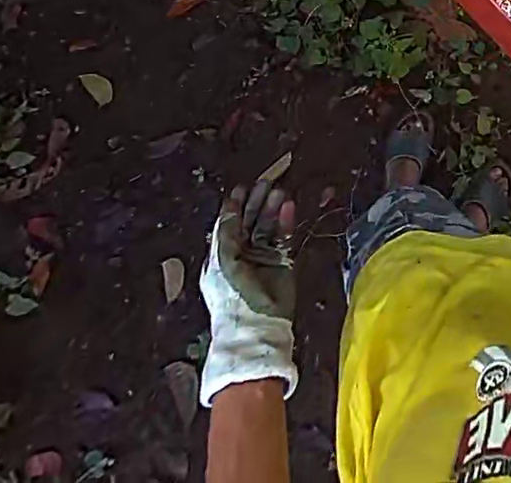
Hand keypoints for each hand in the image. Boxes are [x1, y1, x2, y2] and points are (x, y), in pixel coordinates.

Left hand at [198, 180, 297, 405]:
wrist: (255, 327)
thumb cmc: (231, 292)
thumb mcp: (222, 258)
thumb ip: (227, 230)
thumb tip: (231, 205)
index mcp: (222, 254)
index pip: (230, 223)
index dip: (236, 204)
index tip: (244, 187)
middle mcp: (242, 253)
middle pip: (250, 221)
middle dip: (257, 202)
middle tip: (267, 182)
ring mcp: (262, 257)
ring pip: (267, 226)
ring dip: (272, 209)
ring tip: (280, 191)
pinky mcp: (281, 262)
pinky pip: (283, 237)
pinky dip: (285, 221)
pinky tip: (288, 207)